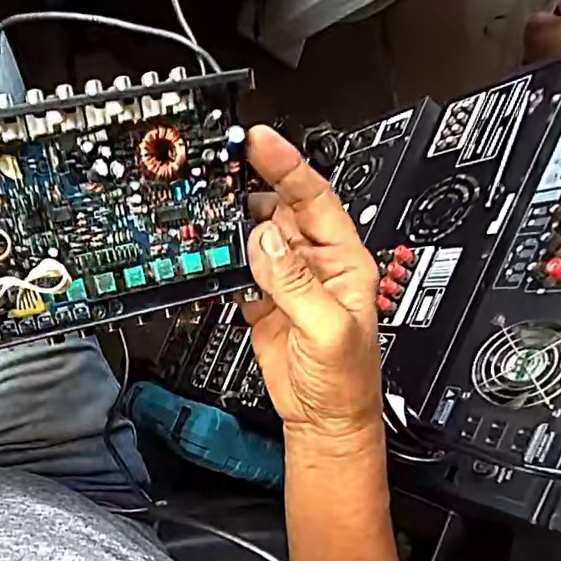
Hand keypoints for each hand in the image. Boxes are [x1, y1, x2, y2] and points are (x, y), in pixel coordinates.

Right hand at [242, 126, 383, 446]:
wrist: (323, 418)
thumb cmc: (347, 380)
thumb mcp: (329, 330)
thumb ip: (297, 284)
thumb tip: (267, 240)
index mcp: (343, 261)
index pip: (315, 200)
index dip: (288, 166)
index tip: (260, 142)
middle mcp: (314, 265)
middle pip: (281, 211)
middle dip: (254, 190)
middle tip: (223, 173)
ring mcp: (285, 282)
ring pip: (256, 239)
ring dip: (236, 227)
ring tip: (213, 214)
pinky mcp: (263, 302)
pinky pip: (240, 271)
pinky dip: (225, 263)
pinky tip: (215, 258)